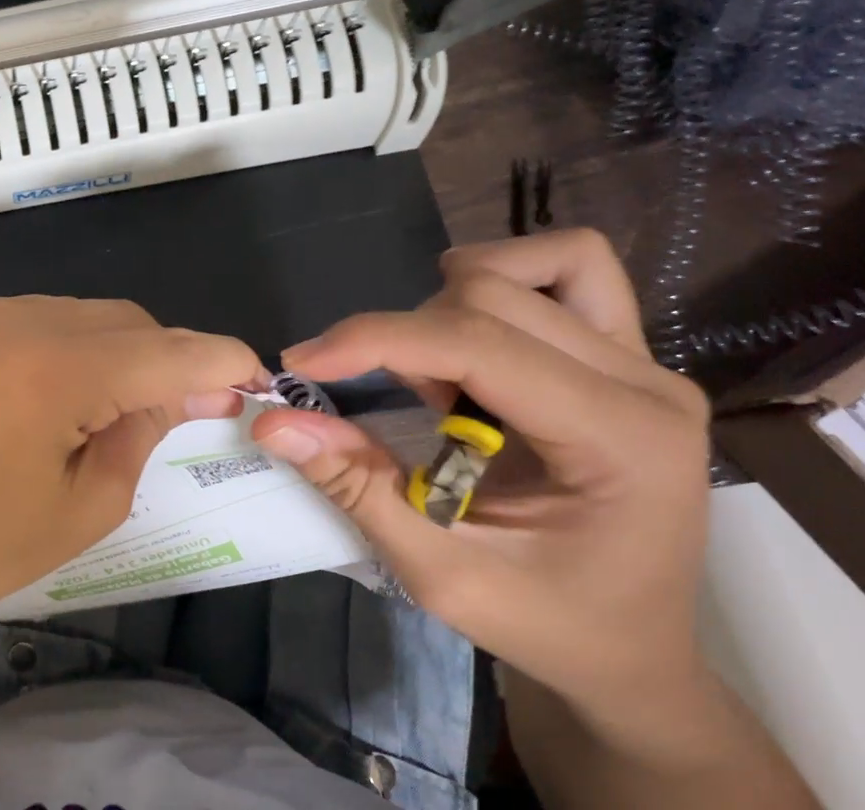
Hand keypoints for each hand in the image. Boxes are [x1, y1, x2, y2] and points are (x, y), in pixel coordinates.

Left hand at [0, 297, 260, 626]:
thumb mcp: (82, 509)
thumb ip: (140, 435)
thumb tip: (179, 393)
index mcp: (52, 372)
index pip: (167, 350)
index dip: (220, 362)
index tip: (250, 381)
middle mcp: (11, 321)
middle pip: (121, 320)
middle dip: (160, 358)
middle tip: (170, 412)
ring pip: (73, 314)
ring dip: (104, 351)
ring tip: (96, 411)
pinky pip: (23, 319)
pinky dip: (52, 347)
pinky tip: (39, 395)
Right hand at [249, 229, 712, 707]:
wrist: (630, 650)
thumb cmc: (547, 622)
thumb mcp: (441, 575)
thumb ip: (358, 488)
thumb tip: (273, 421)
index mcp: (620, 440)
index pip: (478, 344)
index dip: (375, 340)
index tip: (299, 365)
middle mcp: (645, 383)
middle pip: (492, 295)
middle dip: (401, 336)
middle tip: (370, 397)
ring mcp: (644, 363)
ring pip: (529, 268)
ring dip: (446, 305)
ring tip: (429, 377)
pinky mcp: (626, 356)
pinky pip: (566, 270)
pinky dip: (499, 282)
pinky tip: (466, 338)